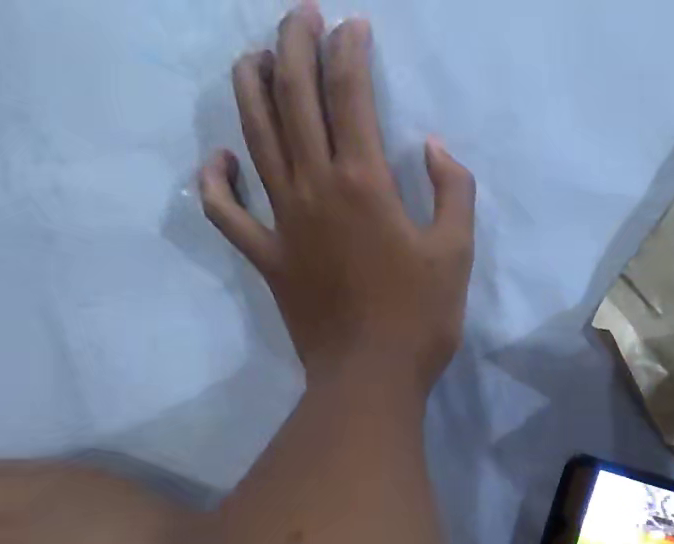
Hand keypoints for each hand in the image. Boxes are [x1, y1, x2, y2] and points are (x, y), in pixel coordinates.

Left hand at [199, 3, 476, 400]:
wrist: (371, 376)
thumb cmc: (421, 319)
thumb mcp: (457, 255)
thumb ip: (453, 193)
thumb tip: (433, 148)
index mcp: (363, 181)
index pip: (348, 93)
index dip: (349, 50)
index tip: (354, 27)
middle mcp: (313, 185)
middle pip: (291, 95)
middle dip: (293, 43)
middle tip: (299, 16)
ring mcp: (282, 219)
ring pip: (252, 133)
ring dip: (250, 83)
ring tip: (254, 55)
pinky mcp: (266, 255)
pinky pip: (226, 210)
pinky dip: (216, 180)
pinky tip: (220, 160)